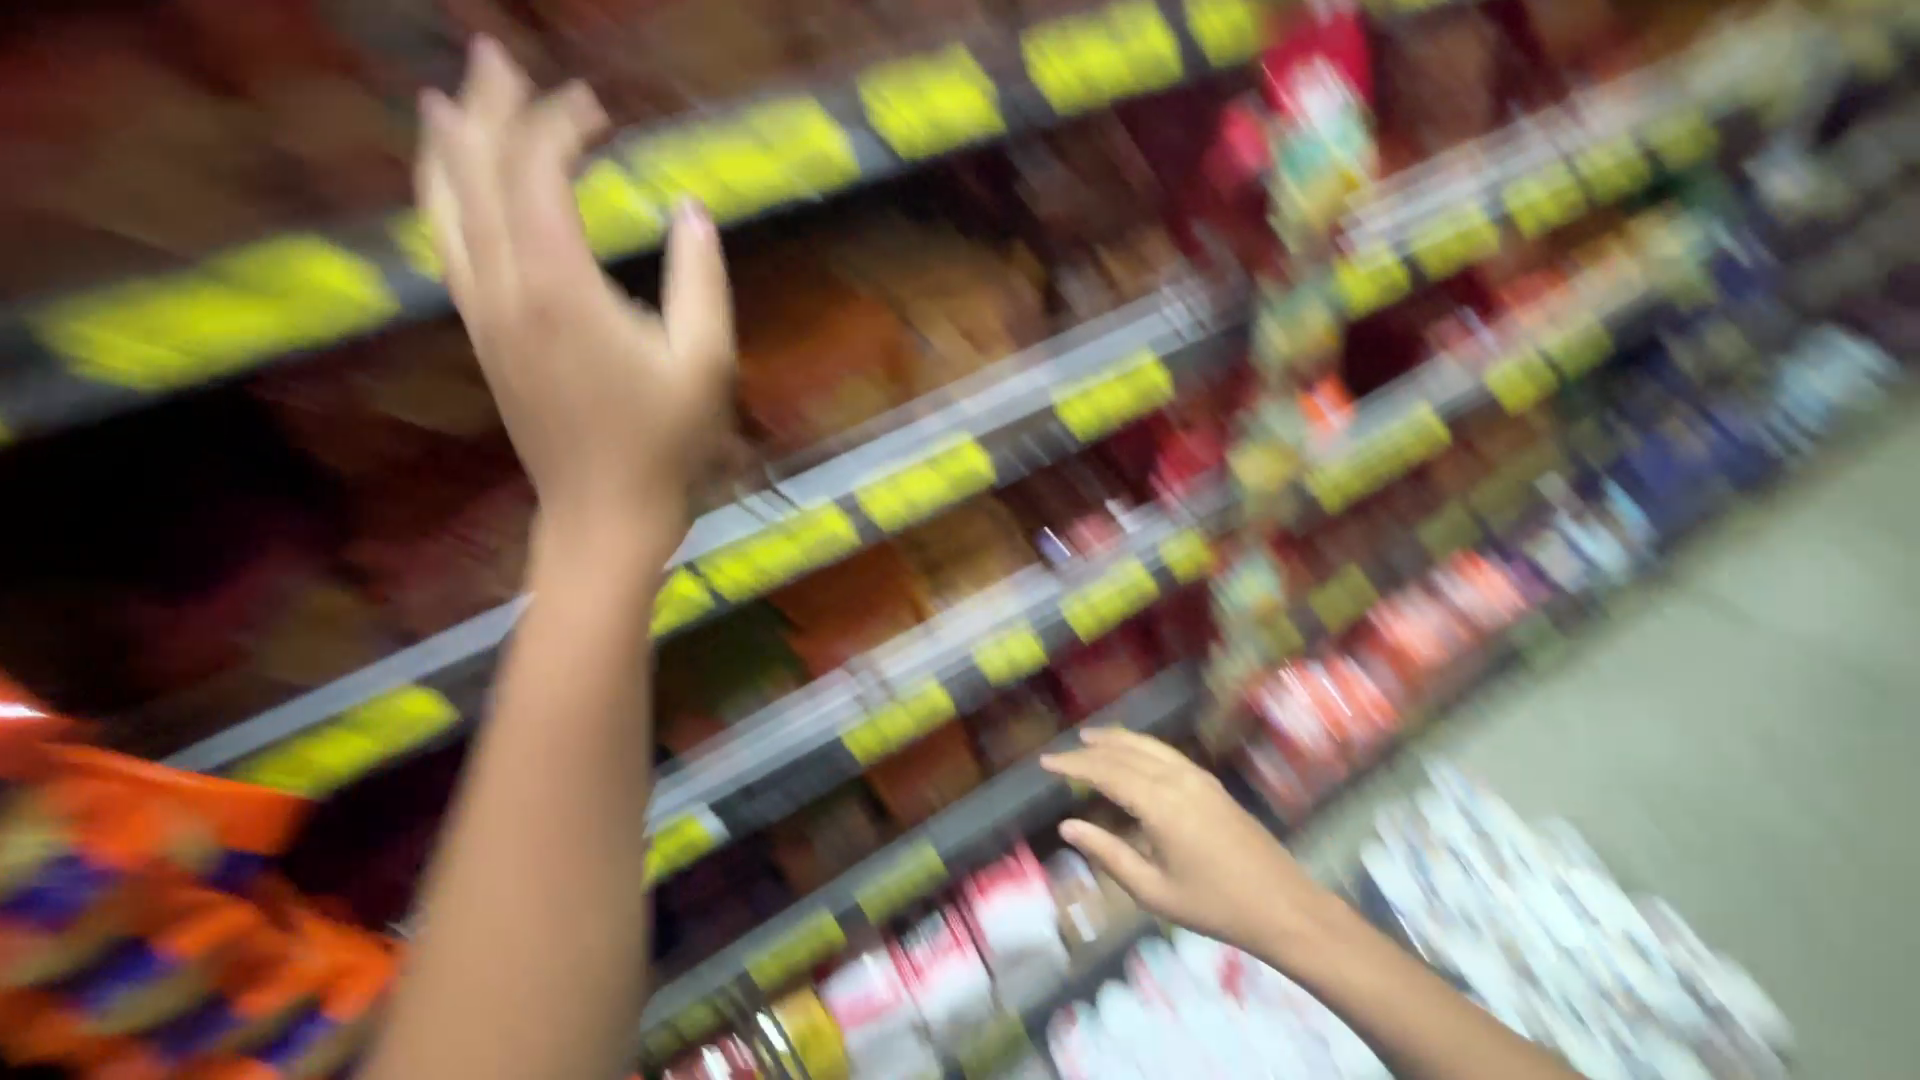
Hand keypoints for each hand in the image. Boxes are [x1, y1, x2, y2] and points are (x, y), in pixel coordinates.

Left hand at [415, 37, 734, 552]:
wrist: (603, 515)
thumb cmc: (665, 444)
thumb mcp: (706, 361)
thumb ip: (701, 278)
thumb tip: (690, 211)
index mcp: (561, 288)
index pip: (538, 176)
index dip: (559, 126)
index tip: (595, 106)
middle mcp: (506, 289)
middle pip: (480, 176)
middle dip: (490, 111)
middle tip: (498, 57)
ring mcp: (485, 314)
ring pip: (447, 211)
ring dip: (449, 149)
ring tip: (449, 101)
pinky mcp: (484, 337)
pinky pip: (450, 251)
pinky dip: (445, 204)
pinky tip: (451, 189)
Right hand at [1041, 728, 1340, 955]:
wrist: (1282, 906)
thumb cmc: (1214, 906)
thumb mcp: (1153, 891)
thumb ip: (1108, 854)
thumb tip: (1068, 825)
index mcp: (1161, 805)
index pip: (1106, 772)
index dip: (1073, 765)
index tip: (1045, 762)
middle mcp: (1178, 780)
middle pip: (1125, 753)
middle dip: (1090, 750)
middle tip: (1060, 753)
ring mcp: (1199, 779)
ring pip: (1149, 747)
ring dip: (1117, 740)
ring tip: (1091, 738)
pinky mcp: (1212, 785)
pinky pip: (1167, 754)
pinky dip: (1141, 747)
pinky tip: (1133, 754)